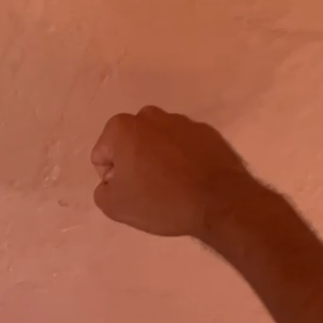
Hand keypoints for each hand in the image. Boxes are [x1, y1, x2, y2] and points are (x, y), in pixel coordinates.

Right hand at [90, 106, 278, 238]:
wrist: (221, 202)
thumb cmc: (161, 200)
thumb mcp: (115, 206)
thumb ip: (102, 191)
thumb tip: (112, 184)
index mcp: (122, 128)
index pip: (103, 155)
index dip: (112, 179)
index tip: (132, 193)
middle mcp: (150, 116)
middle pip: (131, 144)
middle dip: (135, 164)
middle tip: (149, 191)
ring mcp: (182, 122)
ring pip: (159, 144)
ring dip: (160, 161)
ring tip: (173, 188)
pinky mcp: (207, 133)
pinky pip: (185, 147)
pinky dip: (184, 161)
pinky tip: (192, 182)